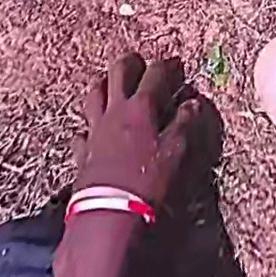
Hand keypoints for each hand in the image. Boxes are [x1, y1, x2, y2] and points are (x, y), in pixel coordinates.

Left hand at [76, 53, 200, 204]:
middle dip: (129, 63)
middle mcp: (115, 111)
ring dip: (104, 85)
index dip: (165, 66)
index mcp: (140, 108)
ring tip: (111, 83)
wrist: (109, 214)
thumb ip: (183, 125)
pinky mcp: (82, 151)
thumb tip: (193, 103)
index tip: (173, 64)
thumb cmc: (147, 182)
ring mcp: (95, 129)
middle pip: (118, 73)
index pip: (154, 75)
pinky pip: (82, 131)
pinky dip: (88, 126)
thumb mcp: (174, 153)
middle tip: (138, 62)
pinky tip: (91, 131)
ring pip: (94, 94)